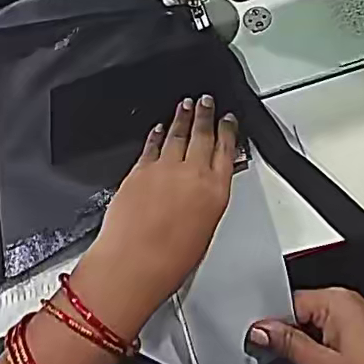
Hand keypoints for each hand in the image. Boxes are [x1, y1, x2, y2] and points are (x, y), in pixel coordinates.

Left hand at [68, 96, 237, 335]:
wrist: (134, 263)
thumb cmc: (170, 261)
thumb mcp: (204, 232)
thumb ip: (206, 203)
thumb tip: (202, 192)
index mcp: (215, 192)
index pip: (226, 151)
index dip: (228, 131)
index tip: (229, 120)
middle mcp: (192, 174)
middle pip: (202, 135)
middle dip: (205, 114)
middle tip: (206, 101)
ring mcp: (164, 168)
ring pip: (176, 134)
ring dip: (182, 117)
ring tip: (185, 105)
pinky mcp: (140, 169)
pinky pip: (151, 145)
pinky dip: (155, 134)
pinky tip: (157, 128)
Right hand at [249, 288, 363, 363]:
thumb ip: (286, 343)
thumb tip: (259, 329)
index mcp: (335, 299)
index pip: (285, 303)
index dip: (270, 328)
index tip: (258, 349)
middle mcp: (344, 303)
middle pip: (297, 317)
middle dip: (286, 345)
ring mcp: (353, 320)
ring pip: (310, 332)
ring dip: (302, 357)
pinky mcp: (358, 338)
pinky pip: (325, 342)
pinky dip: (317, 360)